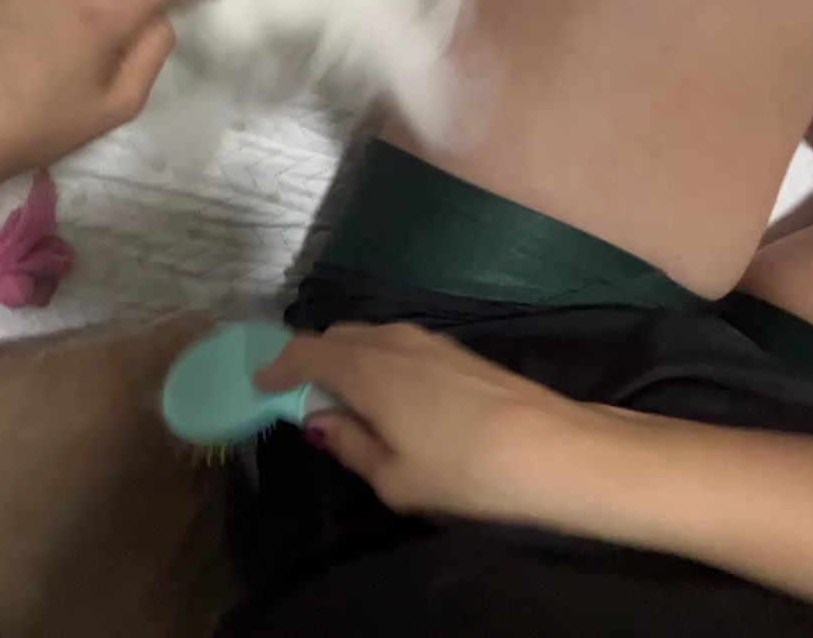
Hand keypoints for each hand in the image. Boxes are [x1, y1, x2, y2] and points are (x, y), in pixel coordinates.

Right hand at [258, 323, 653, 529]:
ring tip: (349, 400)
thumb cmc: (463, 469)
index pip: (305, 350)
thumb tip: (321, 419)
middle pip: (334, 337)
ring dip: (346, 359)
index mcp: (365, 368)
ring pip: (367, 337)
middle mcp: (389, 339)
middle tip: (305, 398)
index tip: (261, 383)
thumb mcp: (394, 475)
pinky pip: (394, 343)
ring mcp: (424, 338)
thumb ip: (348, 442)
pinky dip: (375, 360)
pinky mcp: (451, 347)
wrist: (552, 447)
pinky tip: (392, 395)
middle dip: (312, 360)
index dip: (278, 366)